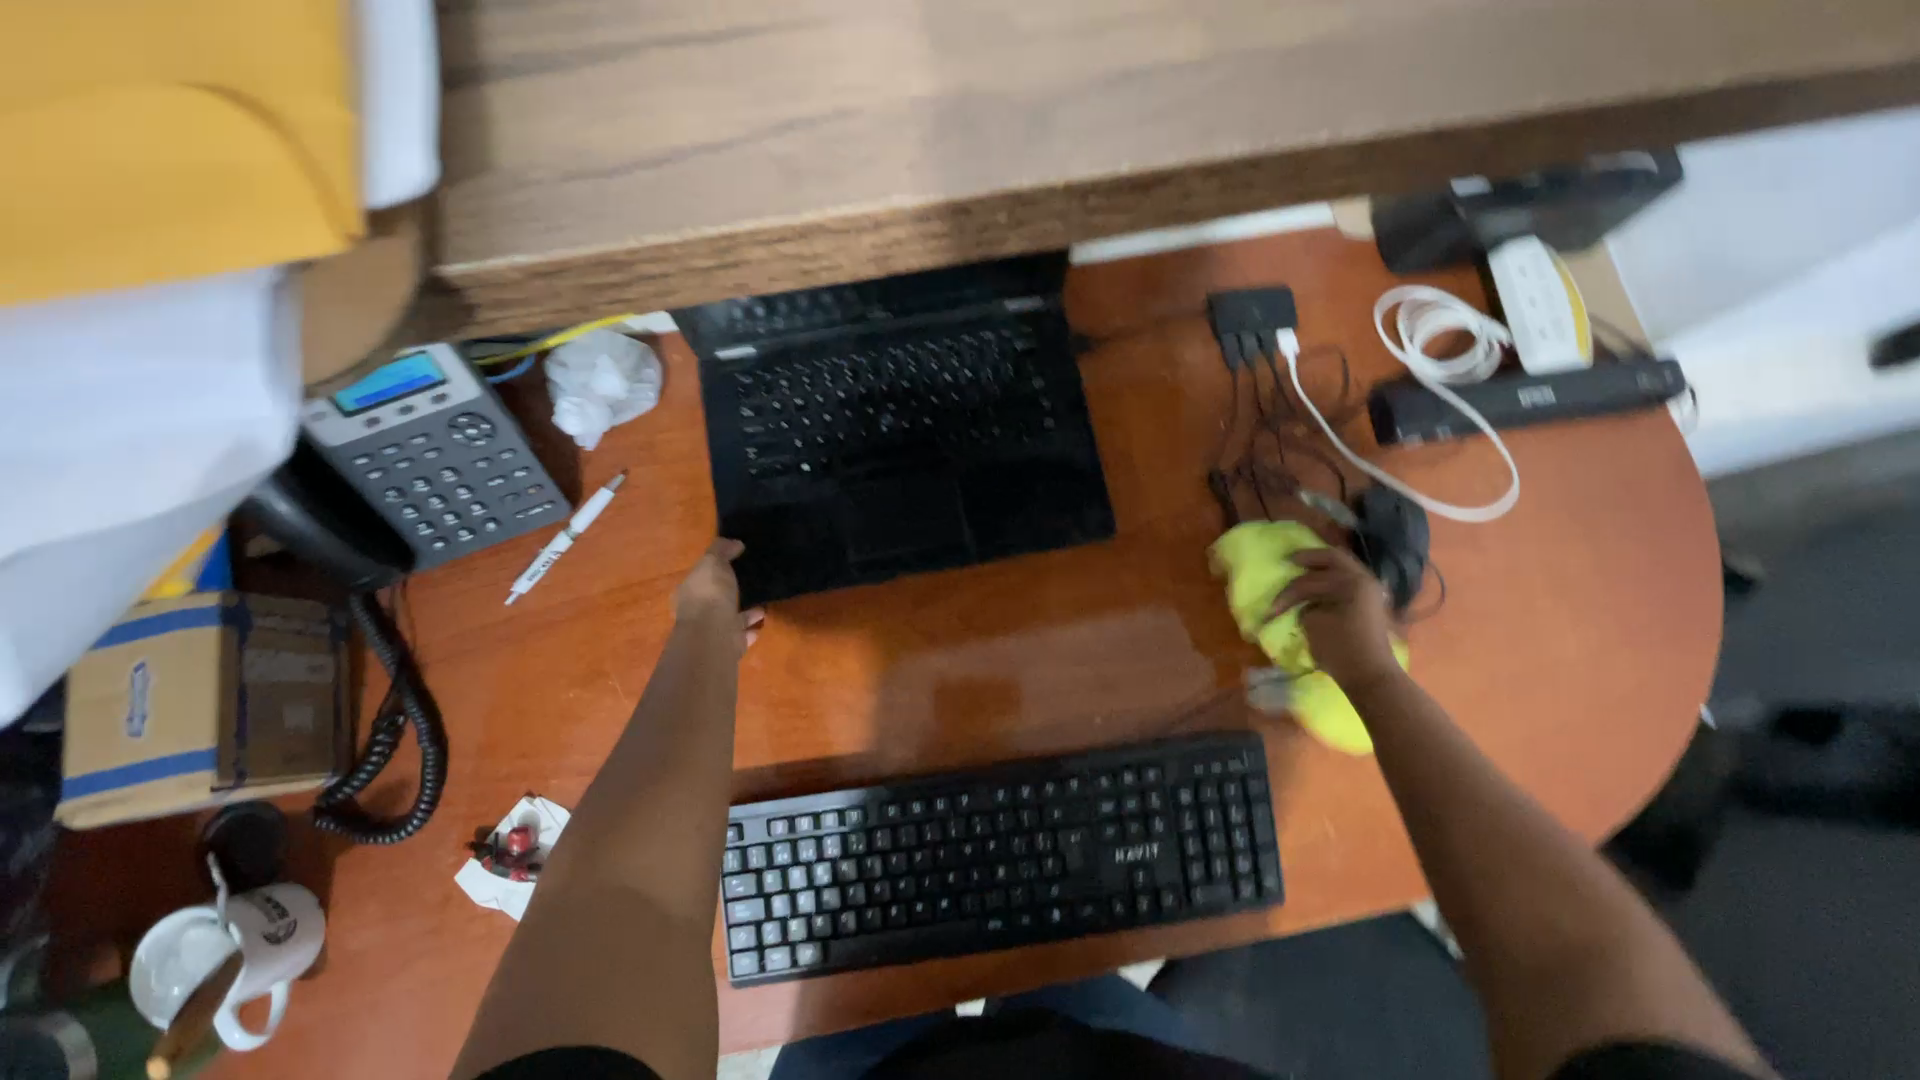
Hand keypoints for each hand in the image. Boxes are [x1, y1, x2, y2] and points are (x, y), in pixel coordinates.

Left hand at [673, 538, 764, 650]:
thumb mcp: (713, 562)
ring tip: (763, 605)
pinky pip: (742, 635)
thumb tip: (734, 543)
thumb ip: (722, 550)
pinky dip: (751, 629)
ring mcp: (712, 631)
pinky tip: (763, 622)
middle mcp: (696, 613)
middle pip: (714, 601)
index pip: (699, 579)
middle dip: (730, 594)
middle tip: (749, 585)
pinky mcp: (728, 646)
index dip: (712, 572)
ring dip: (745, 613)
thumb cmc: (710, 594)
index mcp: (688, 592)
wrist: (714, 634)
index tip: (731, 566)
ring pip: (730, 619)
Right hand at [1269, 547, 1399, 689]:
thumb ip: (1306, 606)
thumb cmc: (1341, 648)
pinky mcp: (1370, 602)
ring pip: (1343, 567)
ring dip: (1322, 567)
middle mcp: (1364, 579)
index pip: (1310, 581)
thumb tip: (1307, 604)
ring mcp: (1370, 590)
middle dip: (1310, 558)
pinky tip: (1319, 585)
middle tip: (1290, 561)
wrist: (1370, 675)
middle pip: (1334, 557)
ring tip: (1302, 569)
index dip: (1287, 593)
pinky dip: (1332, 579)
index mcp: (1351, 582)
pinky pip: (1349, 580)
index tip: (1272, 608)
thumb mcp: (1314, 624)